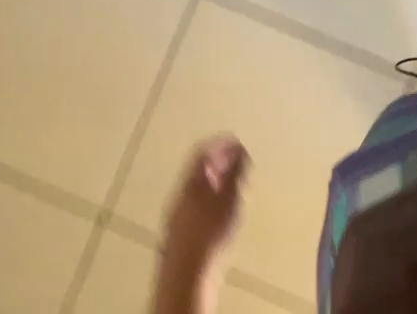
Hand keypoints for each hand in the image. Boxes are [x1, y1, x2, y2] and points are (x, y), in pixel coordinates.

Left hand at [155, 135, 249, 313]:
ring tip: (235, 188)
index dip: (220, 142)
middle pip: (199, 170)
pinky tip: (222, 214)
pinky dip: (211, 200)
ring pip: (197, 189)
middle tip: (238, 162)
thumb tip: (239, 149)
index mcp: (190, 182)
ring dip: (216, 183)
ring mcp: (177, 215)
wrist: (186, 276)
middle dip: (219, 163)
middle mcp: (180, 194)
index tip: (237, 140)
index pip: (202, 151)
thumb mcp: (230, 198)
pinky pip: (196, 206)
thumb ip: (235, 172)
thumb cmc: (210, 233)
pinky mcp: (180, 235)